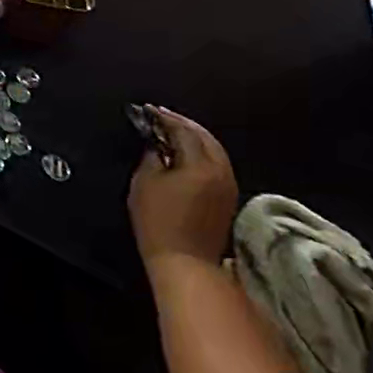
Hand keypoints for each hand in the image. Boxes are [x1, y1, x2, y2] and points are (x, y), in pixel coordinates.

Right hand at [127, 106, 237, 268]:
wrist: (185, 262)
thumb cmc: (158, 220)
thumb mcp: (144, 182)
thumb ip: (151, 156)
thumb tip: (155, 143)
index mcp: (201, 165)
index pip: (184, 130)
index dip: (164, 117)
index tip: (147, 110)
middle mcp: (221, 171)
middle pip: (205, 137)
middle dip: (183, 124)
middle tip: (160, 117)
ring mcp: (228, 185)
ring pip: (214, 150)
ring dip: (194, 137)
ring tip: (171, 132)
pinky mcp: (227, 198)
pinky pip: (216, 163)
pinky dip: (201, 152)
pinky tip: (184, 154)